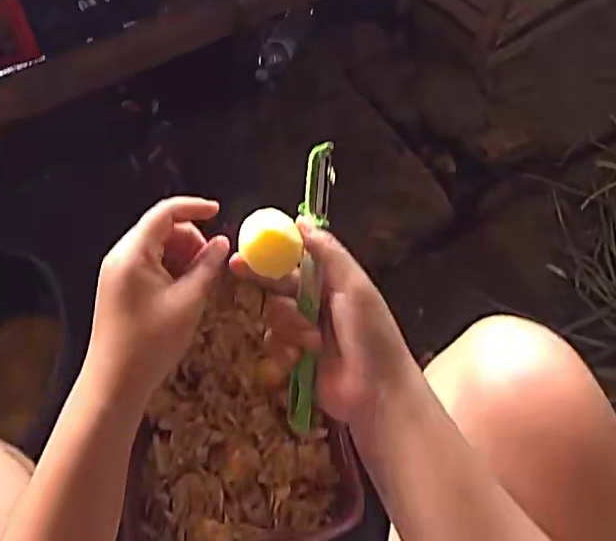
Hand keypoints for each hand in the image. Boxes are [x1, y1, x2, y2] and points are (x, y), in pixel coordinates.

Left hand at [86, 196, 230, 406]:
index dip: (194, 207)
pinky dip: (168, 265)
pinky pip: (147, 261)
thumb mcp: (188, 301)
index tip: (216, 211)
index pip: (165, 212)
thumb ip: (207, 266)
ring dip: (180, 252)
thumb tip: (221, 243)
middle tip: (210, 261)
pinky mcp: (117, 285)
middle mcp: (120, 255)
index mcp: (133, 252)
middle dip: (189, 237)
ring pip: (155, 244)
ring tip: (199, 278)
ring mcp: (116, 270)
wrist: (113, 385)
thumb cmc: (150, 344)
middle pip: (160, 227)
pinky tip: (183, 287)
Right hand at [231, 217, 422, 427]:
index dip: (273, 248)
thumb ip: (327, 252)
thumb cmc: (371, 334)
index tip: (251, 240)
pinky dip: (283, 350)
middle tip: (237, 267)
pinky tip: (299, 359)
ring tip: (311, 341)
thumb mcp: (354, 285)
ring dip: (288, 325)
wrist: (379, 395)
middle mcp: (314, 300)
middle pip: (277, 281)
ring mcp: (304, 330)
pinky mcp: (295, 358)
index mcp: (330, 280)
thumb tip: (301, 220)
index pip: (295, 256)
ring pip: (274, 313)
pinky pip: (274, 343)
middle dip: (260, 275)